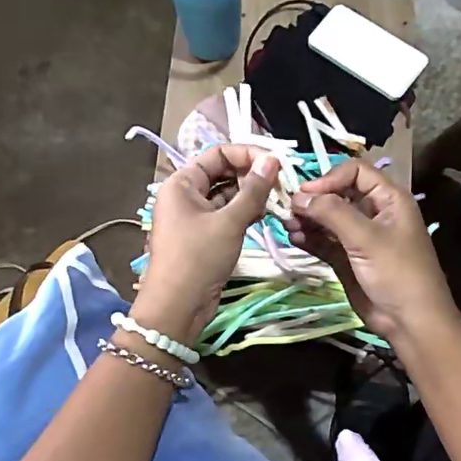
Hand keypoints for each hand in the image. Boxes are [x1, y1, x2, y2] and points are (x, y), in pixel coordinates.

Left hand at [137, 146, 279, 341]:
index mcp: (182, 183)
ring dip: (252, 195)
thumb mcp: (229, 223)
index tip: (277, 162)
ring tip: (279, 198)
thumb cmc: (198, 259)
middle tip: (282, 182)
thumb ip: (253, 191)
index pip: (218, 153)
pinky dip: (245, 212)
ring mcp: (195, 216)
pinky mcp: (205, 236)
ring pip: (227, 195)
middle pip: (223, 172)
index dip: (248, 153)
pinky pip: (227, 214)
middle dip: (252, 174)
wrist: (178, 306)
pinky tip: (266, 213)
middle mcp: (186, 194)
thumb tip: (272, 161)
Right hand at [282, 160, 457, 342]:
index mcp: (389, 199)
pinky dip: (310, 238)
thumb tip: (298, 196)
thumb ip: (332, 212)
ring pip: (329, 218)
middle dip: (314, 199)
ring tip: (288, 225)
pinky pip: (325, 241)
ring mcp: (360, 237)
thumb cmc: (397, 272)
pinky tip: (294, 238)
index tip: (305, 193)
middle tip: (289, 210)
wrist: (410, 321)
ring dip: (308, 219)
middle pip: (339, 193)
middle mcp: (374, 213)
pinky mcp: (348, 259)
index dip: (330, 178)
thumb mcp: (366, 238)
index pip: (356, 172)